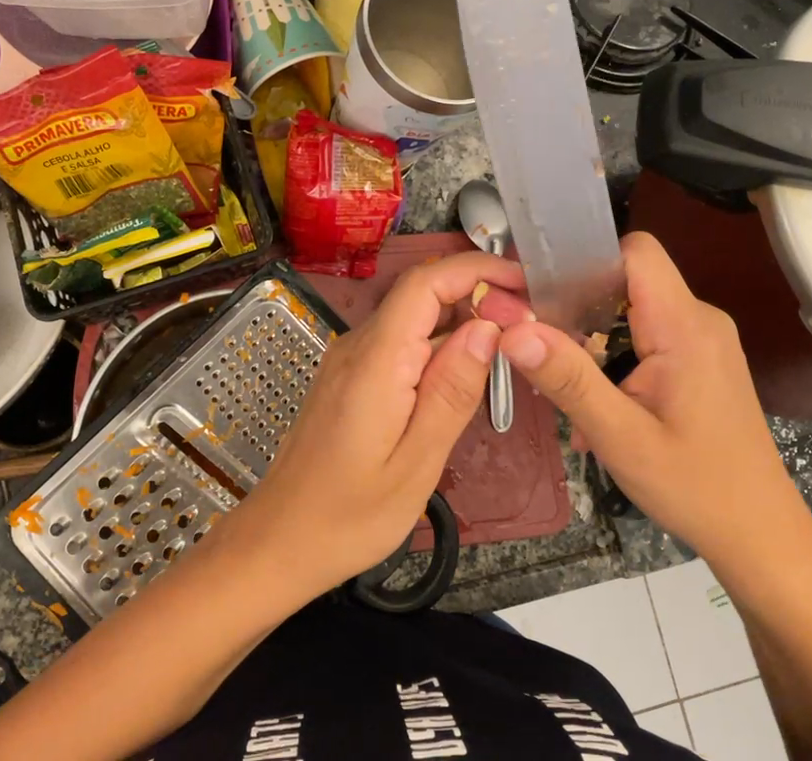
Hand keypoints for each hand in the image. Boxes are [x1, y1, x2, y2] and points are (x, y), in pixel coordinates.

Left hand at [222, 253, 525, 597]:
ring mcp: (348, 362)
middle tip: (531, 324)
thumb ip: (453, 390)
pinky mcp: (348, 380)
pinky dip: (437, 347)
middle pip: (420, 296)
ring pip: (411, 320)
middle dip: (477, 295)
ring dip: (460, 322)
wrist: (280, 540)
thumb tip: (488, 326)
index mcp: (376, 360)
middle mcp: (357, 347)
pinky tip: (465, 374)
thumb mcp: (416, 462)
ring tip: (510, 347)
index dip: (477, 270)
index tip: (526, 283)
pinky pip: (398, 346)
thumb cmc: (350, 516)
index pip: (425, 284)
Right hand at [497, 233, 803, 564]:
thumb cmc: (694, 487)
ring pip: (630, 310)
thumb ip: (567, 378)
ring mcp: (702, 340)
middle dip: (575, 306)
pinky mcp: (700, 361)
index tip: (536, 290)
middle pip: (625, 280)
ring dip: (590, 339)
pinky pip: (645, 336)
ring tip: (562, 383)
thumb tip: (510, 329)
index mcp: (685, 326)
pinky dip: (612, 357)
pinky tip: (595, 402)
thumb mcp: (620, 436)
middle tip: (534, 345)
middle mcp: (699, 320)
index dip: (584, 259)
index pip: (634, 251)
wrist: (758, 534)